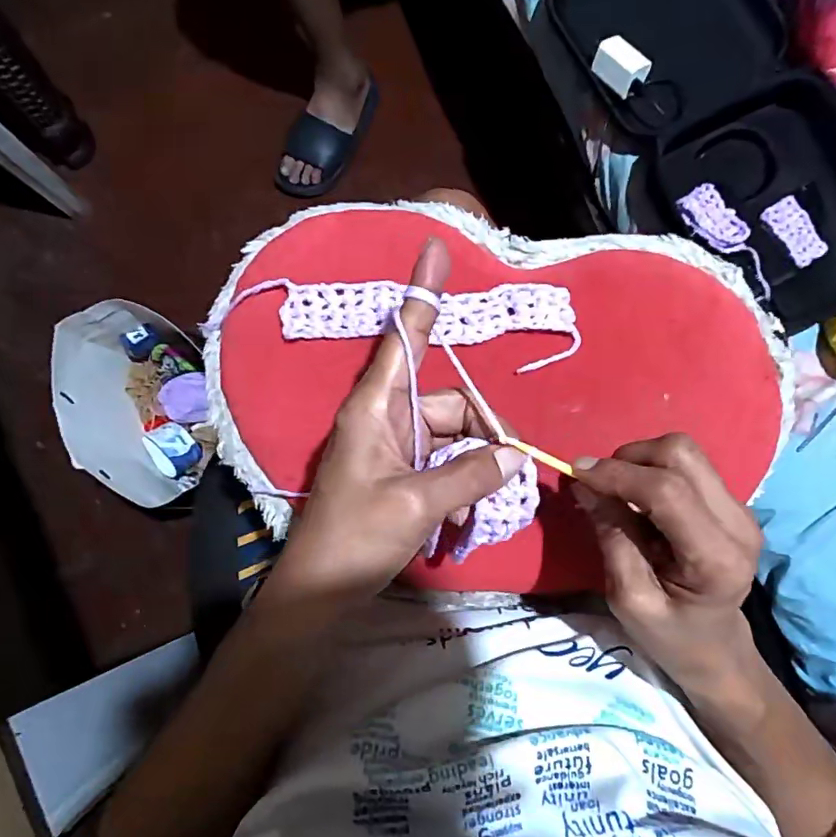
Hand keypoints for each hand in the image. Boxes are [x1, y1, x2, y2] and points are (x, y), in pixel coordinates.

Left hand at [261, 238, 524, 612]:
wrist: (320, 591)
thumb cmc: (356, 538)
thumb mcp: (417, 503)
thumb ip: (470, 474)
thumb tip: (515, 453)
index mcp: (376, 408)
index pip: (405, 337)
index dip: (423, 293)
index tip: (435, 245)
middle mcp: (385, 418)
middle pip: (449, 400)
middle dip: (483, 431)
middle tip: (507, 470)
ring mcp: (392, 449)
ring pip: (453, 437)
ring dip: (474, 468)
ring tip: (478, 509)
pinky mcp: (399, 475)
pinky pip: (444, 465)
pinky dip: (461, 485)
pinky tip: (465, 519)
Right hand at [570, 434, 764, 693]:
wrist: (714, 647)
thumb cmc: (669, 635)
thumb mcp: (629, 599)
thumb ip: (612, 539)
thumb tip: (585, 484)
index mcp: (715, 558)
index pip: (667, 492)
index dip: (618, 474)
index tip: (577, 472)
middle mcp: (738, 523)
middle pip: (682, 454)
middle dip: (630, 458)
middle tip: (599, 483)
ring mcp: (741, 509)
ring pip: (685, 452)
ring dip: (641, 461)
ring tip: (617, 491)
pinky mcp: (732, 503)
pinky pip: (688, 466)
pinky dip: (653, 471)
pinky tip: (638, 499)